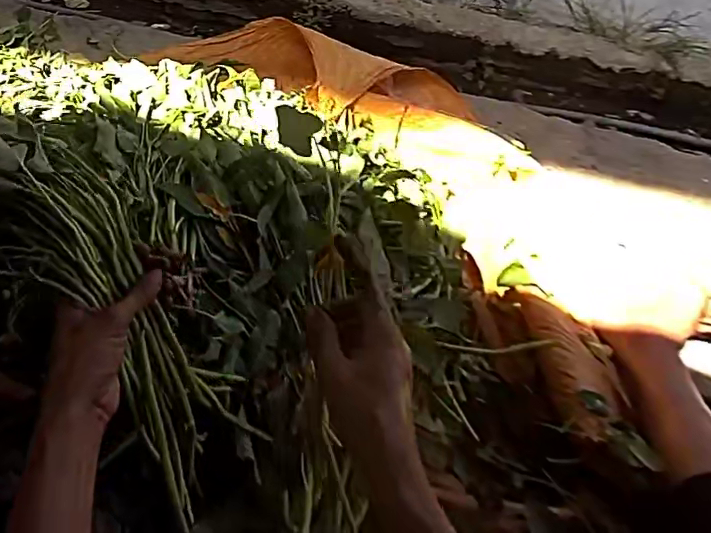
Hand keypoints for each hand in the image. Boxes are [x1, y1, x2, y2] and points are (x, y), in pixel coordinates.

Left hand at [40, 269, 163, 431]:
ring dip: (143, 294)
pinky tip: (163, 300)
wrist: (81, 409)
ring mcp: (99, 326)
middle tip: (160, 259)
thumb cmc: (86, 358)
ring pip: (123, 303)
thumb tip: (158, 271)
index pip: (96, 266)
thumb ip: (135, 295)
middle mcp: (85, 308)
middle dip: (135, 274)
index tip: (143, 246)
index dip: (118, 255)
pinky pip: (131, 321)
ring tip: (166, 275)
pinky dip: (145, 313)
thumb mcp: (111, 321)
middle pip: (112, 284)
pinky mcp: (113, 343)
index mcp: (74, 298)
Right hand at [308, 285, 456, 532]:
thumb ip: (322, 337)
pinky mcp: (394, 379)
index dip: (354, 267)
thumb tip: (312, 310)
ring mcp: (397, 362)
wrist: (390, 463)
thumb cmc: (360, 412)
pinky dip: (352, 348)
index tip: (339, 247)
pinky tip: (334, 367)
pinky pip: (372, 349)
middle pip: (367, 311)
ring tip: (319, 348)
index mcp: (384, 334)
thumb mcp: (332, 372)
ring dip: (344, 331)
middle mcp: (395, 342)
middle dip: (339, 311)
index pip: (368, 290)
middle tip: (314, 324)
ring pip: (368, 332)